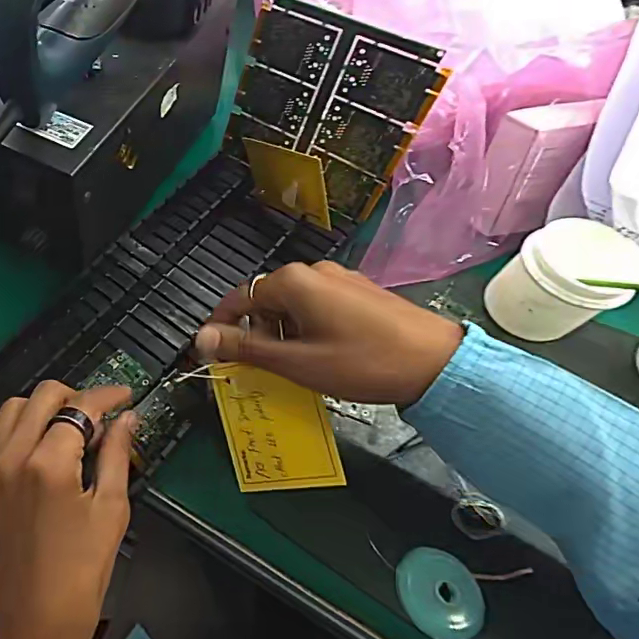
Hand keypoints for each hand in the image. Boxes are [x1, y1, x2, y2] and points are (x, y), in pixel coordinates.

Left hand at [0, 381, 135, 638]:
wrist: (34, 622)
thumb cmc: (82, 572)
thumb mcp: (111, 509)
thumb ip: (116, 454)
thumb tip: (127, 418)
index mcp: (50, 463)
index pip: (82, 407)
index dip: (108, 396)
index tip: (125, 396)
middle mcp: (12, 456)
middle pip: (43, 396)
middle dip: (76, 395)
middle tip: (100, 416)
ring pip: (11, 408)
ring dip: (41, 407)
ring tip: (65, 427)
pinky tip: (20, 437)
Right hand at [194, 261, 462, 405]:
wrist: (436, 362)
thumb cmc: (362, 362)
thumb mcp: (296, 362)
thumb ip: (246, 348)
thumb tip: (202, 338)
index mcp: (293, 282)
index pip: (239, 297)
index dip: (221, 325)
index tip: (212, 351)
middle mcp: (314, 271)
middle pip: (266, 299)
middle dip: (257, 332)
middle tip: (260, 367)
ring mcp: (340, 279)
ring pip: (293, 304)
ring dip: (283, 332)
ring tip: (295, 366)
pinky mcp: (359, 291)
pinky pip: (318, 305)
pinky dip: (307, 327)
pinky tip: (322, 354)